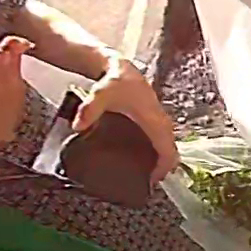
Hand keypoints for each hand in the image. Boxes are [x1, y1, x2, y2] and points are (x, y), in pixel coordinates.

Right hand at [0, 37, 30, 187]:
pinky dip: (15, 85)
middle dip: (13, 65)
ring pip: (17, 98)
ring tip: (14, 48)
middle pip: (11, 92)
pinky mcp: (7, 131)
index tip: (7, 46)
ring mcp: (6, 132)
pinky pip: (15, 104)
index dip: (2, 67)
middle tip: (14, 40)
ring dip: (16, 73)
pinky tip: (13, 70)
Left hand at [78, 55, 178, 182]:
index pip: (168, 152)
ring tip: (145, 175)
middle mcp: (162, 123)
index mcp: (154, 121)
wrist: (120, 67)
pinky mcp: (157, 122)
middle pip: (172, 154)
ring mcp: (161, 122)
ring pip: (169, 149)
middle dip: (163, 170)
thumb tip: (78, 126)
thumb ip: (90, 110)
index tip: (150, 181)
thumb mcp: (101, 94)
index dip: (163, 170)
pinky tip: (144, 160)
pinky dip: (159, 154)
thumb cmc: (115, 80)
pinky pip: (164, 143)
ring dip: (161, 162)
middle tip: (146, 183)